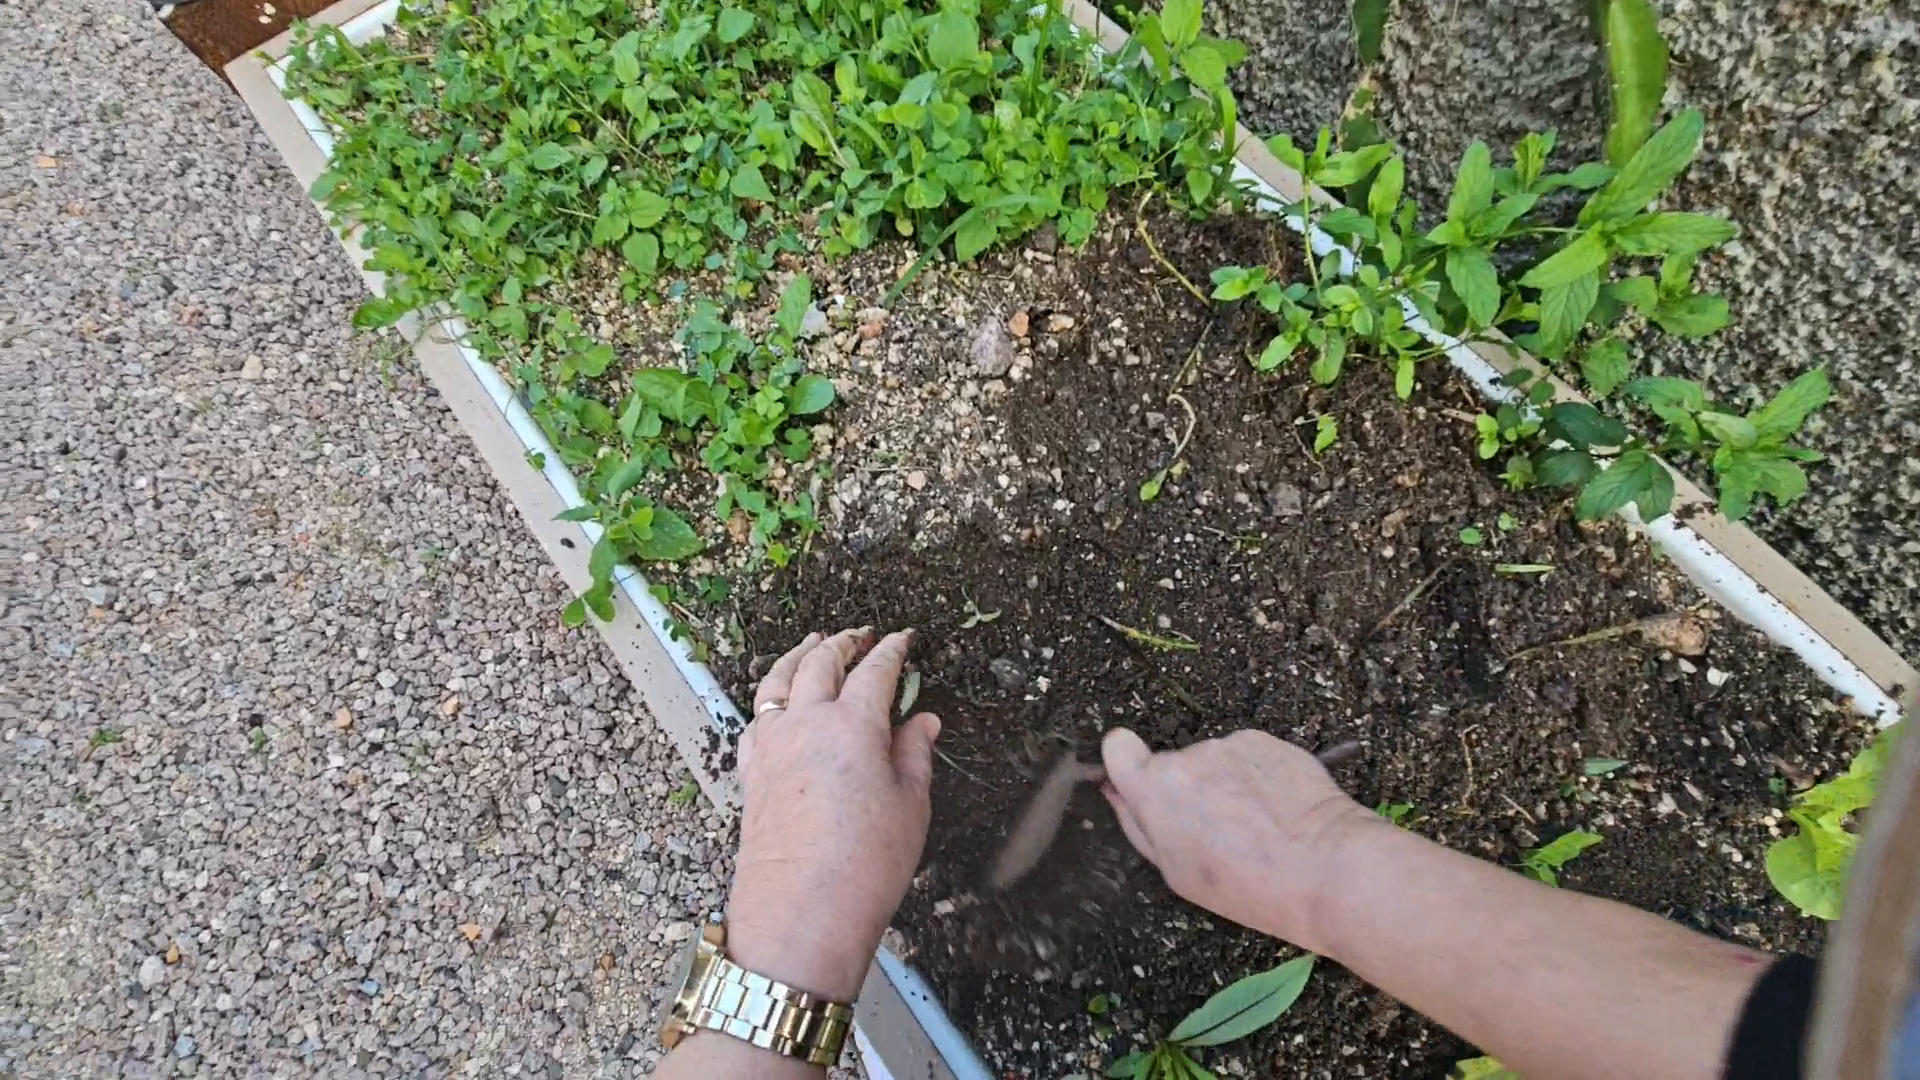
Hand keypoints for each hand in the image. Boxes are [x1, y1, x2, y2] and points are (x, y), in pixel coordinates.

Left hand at [727, 628, 940, 1001]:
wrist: (799, 915)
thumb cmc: (866, 863)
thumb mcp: (911, 806)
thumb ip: (914, 753)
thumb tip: (925, 721)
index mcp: (853, 725)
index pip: (875, 671)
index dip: (892, 650)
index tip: (903, 638)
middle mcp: (807, 723)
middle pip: (821, 663)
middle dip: (843, 641)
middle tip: (861, 634)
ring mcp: (772, 745)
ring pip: (778, 680)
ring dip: (798, 655)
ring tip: (812, 642)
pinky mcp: (751, 772)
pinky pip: (755, 719)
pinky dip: (769, 698)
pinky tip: (776, 701)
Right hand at [1099, 728, 1375, 954]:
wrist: (1329, 869)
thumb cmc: (1249, 885)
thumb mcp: (1177, 872)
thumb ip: (1139, 825)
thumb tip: (1117, 793)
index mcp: (1153, 788)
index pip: (1116, 747)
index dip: (1126, 763)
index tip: (1143, 783)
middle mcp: (1185, 757)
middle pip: (1172, 765)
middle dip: (1187, 789)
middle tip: (1218, 829)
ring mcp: (1227, 744)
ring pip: (1214, 762)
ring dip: (1226, 784)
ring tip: (1259, 825)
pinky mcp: (1265, 740)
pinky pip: (1248, 756)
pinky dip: (1258, 777)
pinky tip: (1282, 810)